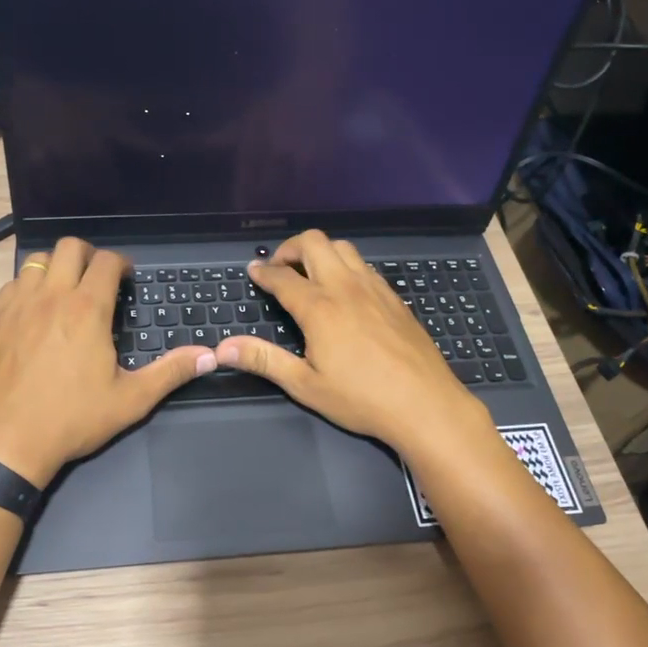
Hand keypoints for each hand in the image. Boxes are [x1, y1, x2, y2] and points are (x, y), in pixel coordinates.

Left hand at [0, 238, 215, 485]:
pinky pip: (13, 283)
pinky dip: (28, 285)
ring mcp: (18, 305)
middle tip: (98, 280)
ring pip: (37, 260)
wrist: (6, 442)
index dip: (121, 264)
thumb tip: (209, 356)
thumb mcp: (131, 400)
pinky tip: (35, 310)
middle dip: (89, 255)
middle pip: (69, 247)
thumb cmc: (72, 419)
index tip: (126, 280)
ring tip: (66, 291)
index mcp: (87, 309)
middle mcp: (51, 296)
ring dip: (56, 267)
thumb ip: (171, 372)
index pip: (107, 261)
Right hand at [214, 230, 488, 450]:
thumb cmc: (361, 399)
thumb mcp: (306, 385)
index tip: (252, 271)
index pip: (282, 276)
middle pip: (314, 242)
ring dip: (320, 251)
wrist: (425, 404)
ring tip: (310, 273)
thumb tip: (222, 348)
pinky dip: (345, 265)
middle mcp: (345, 287)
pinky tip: (344, 290)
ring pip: (342, 247)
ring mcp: (374, 288)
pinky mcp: (394, 297)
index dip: (263, 271)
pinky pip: (364, 265)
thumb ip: (264, 360)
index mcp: (319, 307)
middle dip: (290, 248)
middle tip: (280, 268)